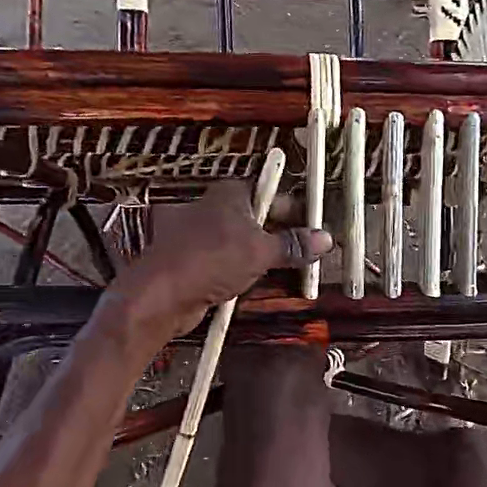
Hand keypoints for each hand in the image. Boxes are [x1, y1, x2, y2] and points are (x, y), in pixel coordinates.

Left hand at [100, 182, 333, 347]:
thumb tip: (325, 239)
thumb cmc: (212, 259)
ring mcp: (204, 237)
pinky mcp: (198, 263)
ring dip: (269, 259)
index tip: (319, 226)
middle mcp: (215, 210)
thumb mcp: (260, 252)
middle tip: (315, 254)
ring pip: (245, 245)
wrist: (162, 293)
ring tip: (299, 273)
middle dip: (286, 237)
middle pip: (259, 220)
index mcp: (230, 194)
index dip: (297, 209)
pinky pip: (231, 264)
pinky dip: (249, 273)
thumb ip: (293, 245)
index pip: (272, 193)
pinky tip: (267, 285)